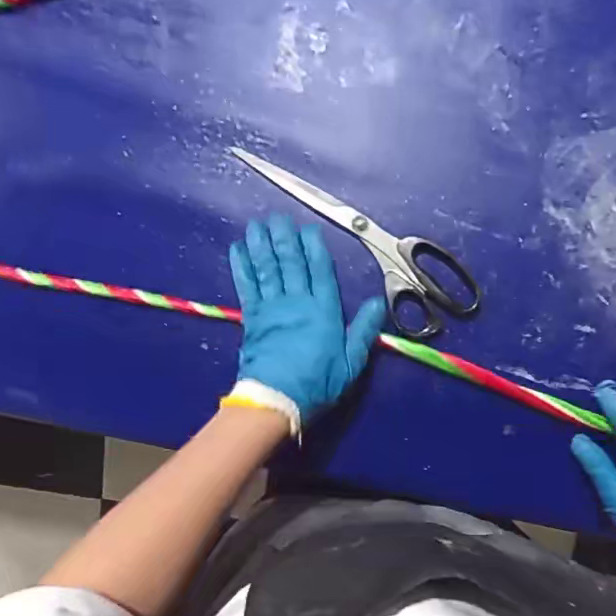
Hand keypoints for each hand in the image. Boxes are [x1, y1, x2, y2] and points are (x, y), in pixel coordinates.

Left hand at [227, 213, 386, 432]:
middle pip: (290, 263)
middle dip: (284, 238)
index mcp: (324, 311)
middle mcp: (297, 302)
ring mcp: (272, 309)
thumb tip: (377, 304)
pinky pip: (247, 286)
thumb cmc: (318, 383)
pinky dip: (242, 267)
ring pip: (267, 268)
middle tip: (277, 217)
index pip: (320, 271)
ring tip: (256, 225)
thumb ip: (364, 331)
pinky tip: (238, 251)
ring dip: (261, 245)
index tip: (308, 229)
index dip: (314, 247)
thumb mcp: (352, 363)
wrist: (277, 398)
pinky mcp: (252, 319)